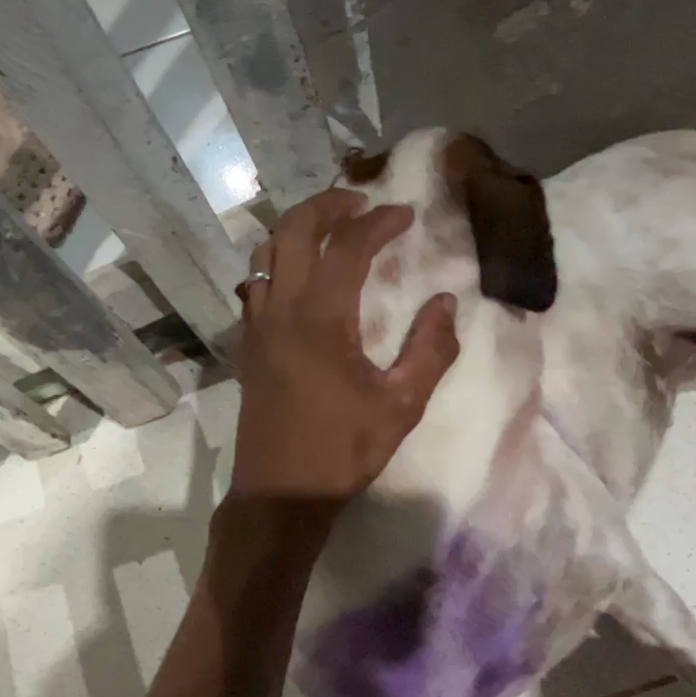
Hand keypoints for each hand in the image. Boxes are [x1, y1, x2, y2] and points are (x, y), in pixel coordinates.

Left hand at [229, 189, 459, 503]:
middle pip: (294, 230)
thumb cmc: (343, 451)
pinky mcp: (249, 346)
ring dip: (298, 228)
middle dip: (329, 205)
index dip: (379, 222)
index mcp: (321, 318)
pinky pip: (257, 283)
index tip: (406, 214)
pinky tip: (302, 278)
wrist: (280, 493)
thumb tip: (446, 304)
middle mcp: (281, 309)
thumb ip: (431, 350)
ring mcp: (258, 326)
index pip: (348, 246)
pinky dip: (279, 261)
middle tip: (362, 203)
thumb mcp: (402, 405)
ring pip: (266, 252)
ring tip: (332, 229)